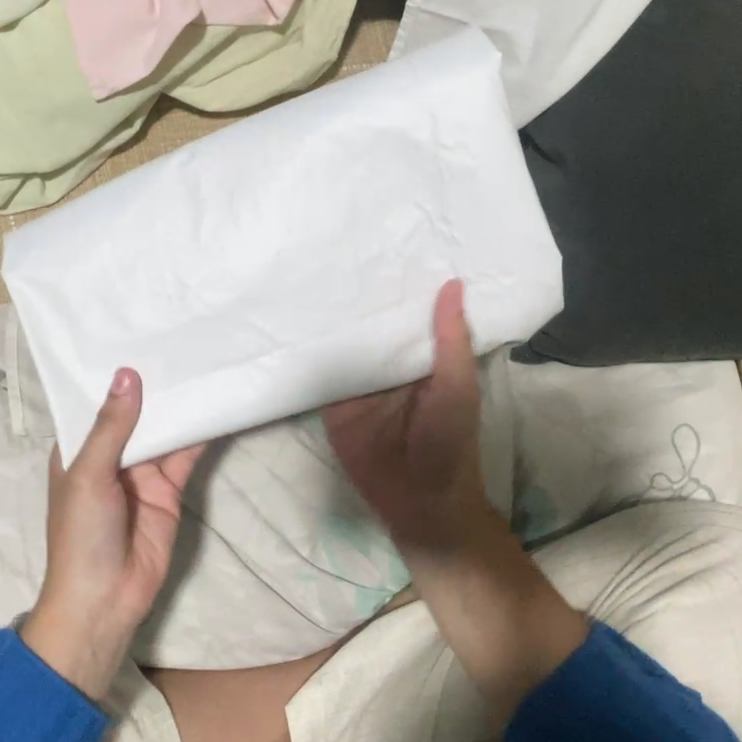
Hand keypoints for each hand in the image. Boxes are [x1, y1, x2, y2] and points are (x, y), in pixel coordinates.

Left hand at [22, 368, 205, 700]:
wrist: (105, 599)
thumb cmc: (81, 535)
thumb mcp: (89, 475)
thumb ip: (112, 427)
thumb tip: (128, 374)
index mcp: (78, 449)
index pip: (96, 403)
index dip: (113, 375)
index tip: (134, 334)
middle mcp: (110, 456)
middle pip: (135, 413)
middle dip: (154, 384)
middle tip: (180, 337)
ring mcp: (142, 472)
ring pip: (164, 429)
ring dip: (180, 404)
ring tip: (203, 359)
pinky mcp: (170, 489)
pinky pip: (186, 454)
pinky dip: (201, 433)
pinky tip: (218, 402)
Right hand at [326, 280, 588, 708]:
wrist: (416, 503)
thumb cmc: (448, 443)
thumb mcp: (456, 388)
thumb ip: (450, 341)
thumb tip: (451, 283)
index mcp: (420, 354)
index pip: (404, 309)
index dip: (395, 279)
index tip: (378, 238)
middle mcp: (386, 362)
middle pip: (366, 322)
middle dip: (352, 293)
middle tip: (325, 245)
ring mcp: (356, 382)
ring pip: (339, 343)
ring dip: (326, 319)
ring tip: (299, 273)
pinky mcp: (331, 402)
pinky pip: (317, 373)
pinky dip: (304, 354)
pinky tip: (285, 323)